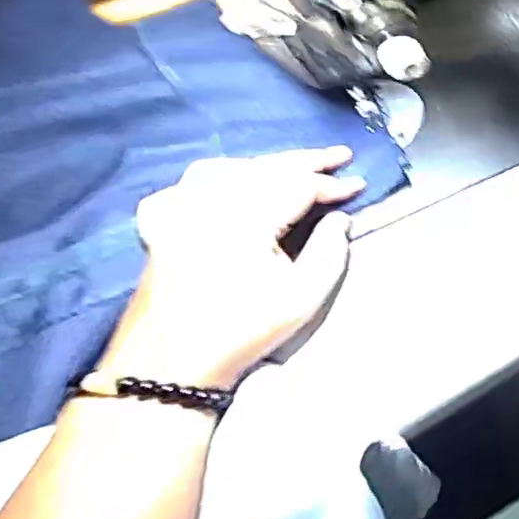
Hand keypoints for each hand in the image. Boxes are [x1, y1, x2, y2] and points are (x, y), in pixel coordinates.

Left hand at [100, 147, 366, 388]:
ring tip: (292, 165)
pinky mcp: (160, 228)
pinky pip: (185, 186)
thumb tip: (339, 218)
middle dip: (305, 161)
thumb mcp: (303, 296)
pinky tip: (226, 182)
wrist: (169, 363)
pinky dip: (212, 178)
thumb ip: (328, 250)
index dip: (332, 184)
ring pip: (226, 169)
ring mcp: (178, 214)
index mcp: (245, 221)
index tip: (358, 185)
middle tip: (339, 156)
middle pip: (263, 169)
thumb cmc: (243, 330)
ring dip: (264, 163)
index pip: (298, 185)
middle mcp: (208, 206)